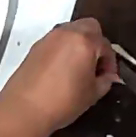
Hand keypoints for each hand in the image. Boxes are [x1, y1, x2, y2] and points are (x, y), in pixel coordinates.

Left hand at [0, 18, 116, 135]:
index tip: (109, 76)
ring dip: (79, 43)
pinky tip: (63, 69)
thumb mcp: (92, 94)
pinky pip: (56, 41)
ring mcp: (48, 38)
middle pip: (89, 27)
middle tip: (96, 65)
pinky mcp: (35, 47)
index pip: (105, 45)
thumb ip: (105, 81)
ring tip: (80, 67)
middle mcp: (66, 33)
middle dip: (96, 43)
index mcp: (84, 41)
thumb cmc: (62, 101)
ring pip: (71, 31)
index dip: (110, 62)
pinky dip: (64, 49)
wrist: (24, 109)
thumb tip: (108, 77)